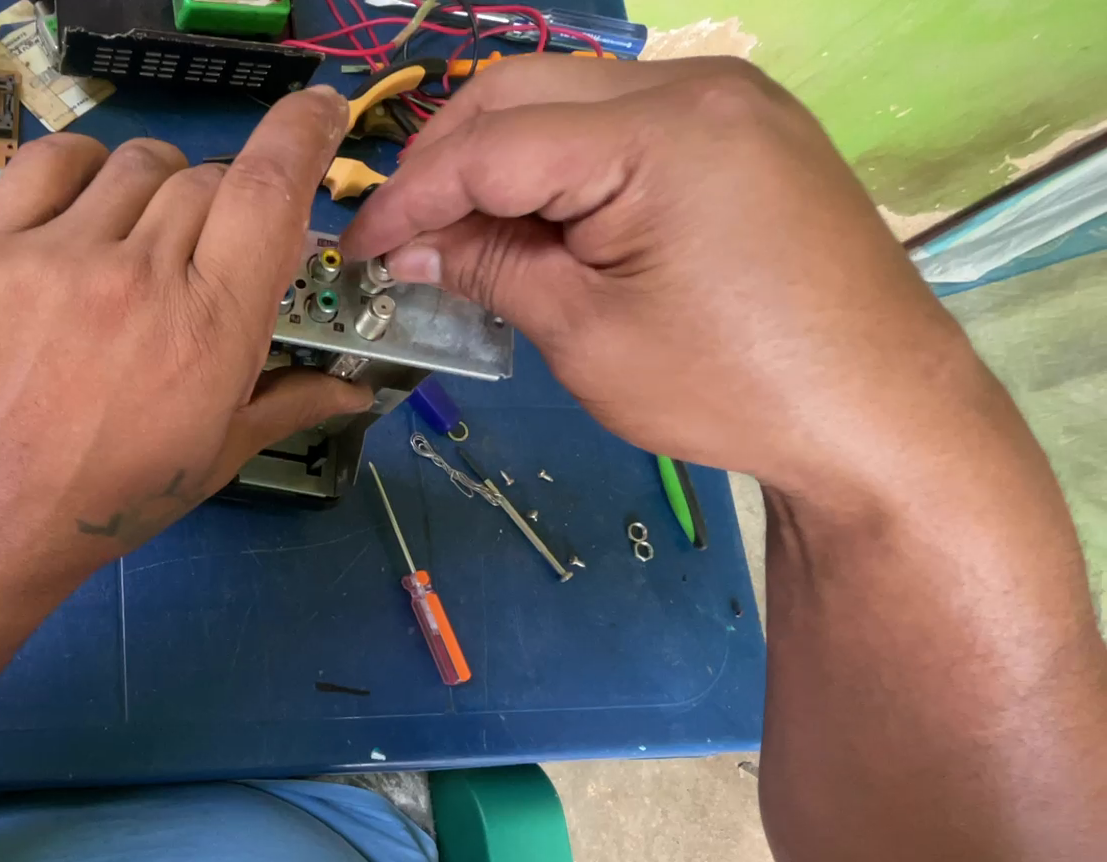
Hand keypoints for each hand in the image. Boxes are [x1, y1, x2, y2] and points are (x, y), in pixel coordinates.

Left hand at [0, 86, 371, 579]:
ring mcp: (58, 260)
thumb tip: (355, 389)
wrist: (7, 508)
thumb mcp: (217, 454)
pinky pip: (51, 162)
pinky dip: (81, 171)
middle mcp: (138, 280)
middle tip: (197, 261)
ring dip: (155, 193)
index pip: (268, 190)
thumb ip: (290, 402)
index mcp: (209, 330)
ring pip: (135, 165)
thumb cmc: (122, 489)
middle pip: (205, 179)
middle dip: (219, 210)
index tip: (318, 116)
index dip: (302, 135)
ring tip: (137, 246)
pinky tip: (86, 213)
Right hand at [342, 57, 990, 499]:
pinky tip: (523, 224)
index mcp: (658, 133)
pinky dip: (544, 169)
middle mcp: (691, 87)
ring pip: (558, 101)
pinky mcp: (730, 135)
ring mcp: (720, 103)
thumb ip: (489, 268)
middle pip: (517, 93)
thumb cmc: (720, 383)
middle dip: (439, 163)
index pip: (489, 145)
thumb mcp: (581, 331)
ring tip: (451, 236)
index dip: (406, 198)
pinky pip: (606, 127)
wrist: (871, 411)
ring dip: (489, 162)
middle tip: (398, 237)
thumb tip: (408, 248)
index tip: (354, 250)